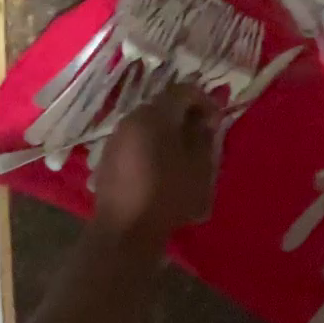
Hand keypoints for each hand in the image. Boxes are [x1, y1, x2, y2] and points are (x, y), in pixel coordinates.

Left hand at [91, 84, 219, 247]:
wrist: (125, 231)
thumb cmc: (169, 196)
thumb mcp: (199, 167)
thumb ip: (204, 137)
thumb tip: (205, 121)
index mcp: (155, 115)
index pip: (184, 91)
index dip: (205, 101)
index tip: (216, 121)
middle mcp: (131, 118)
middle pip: (163, 105)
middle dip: (185, 115)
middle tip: (202, 134)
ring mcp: (116, 137)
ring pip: (147, 122)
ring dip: (167, 130)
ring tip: (182, 152)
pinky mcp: (107, 156)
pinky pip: (135, 139)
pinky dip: (150, 143)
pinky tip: (160, 166)